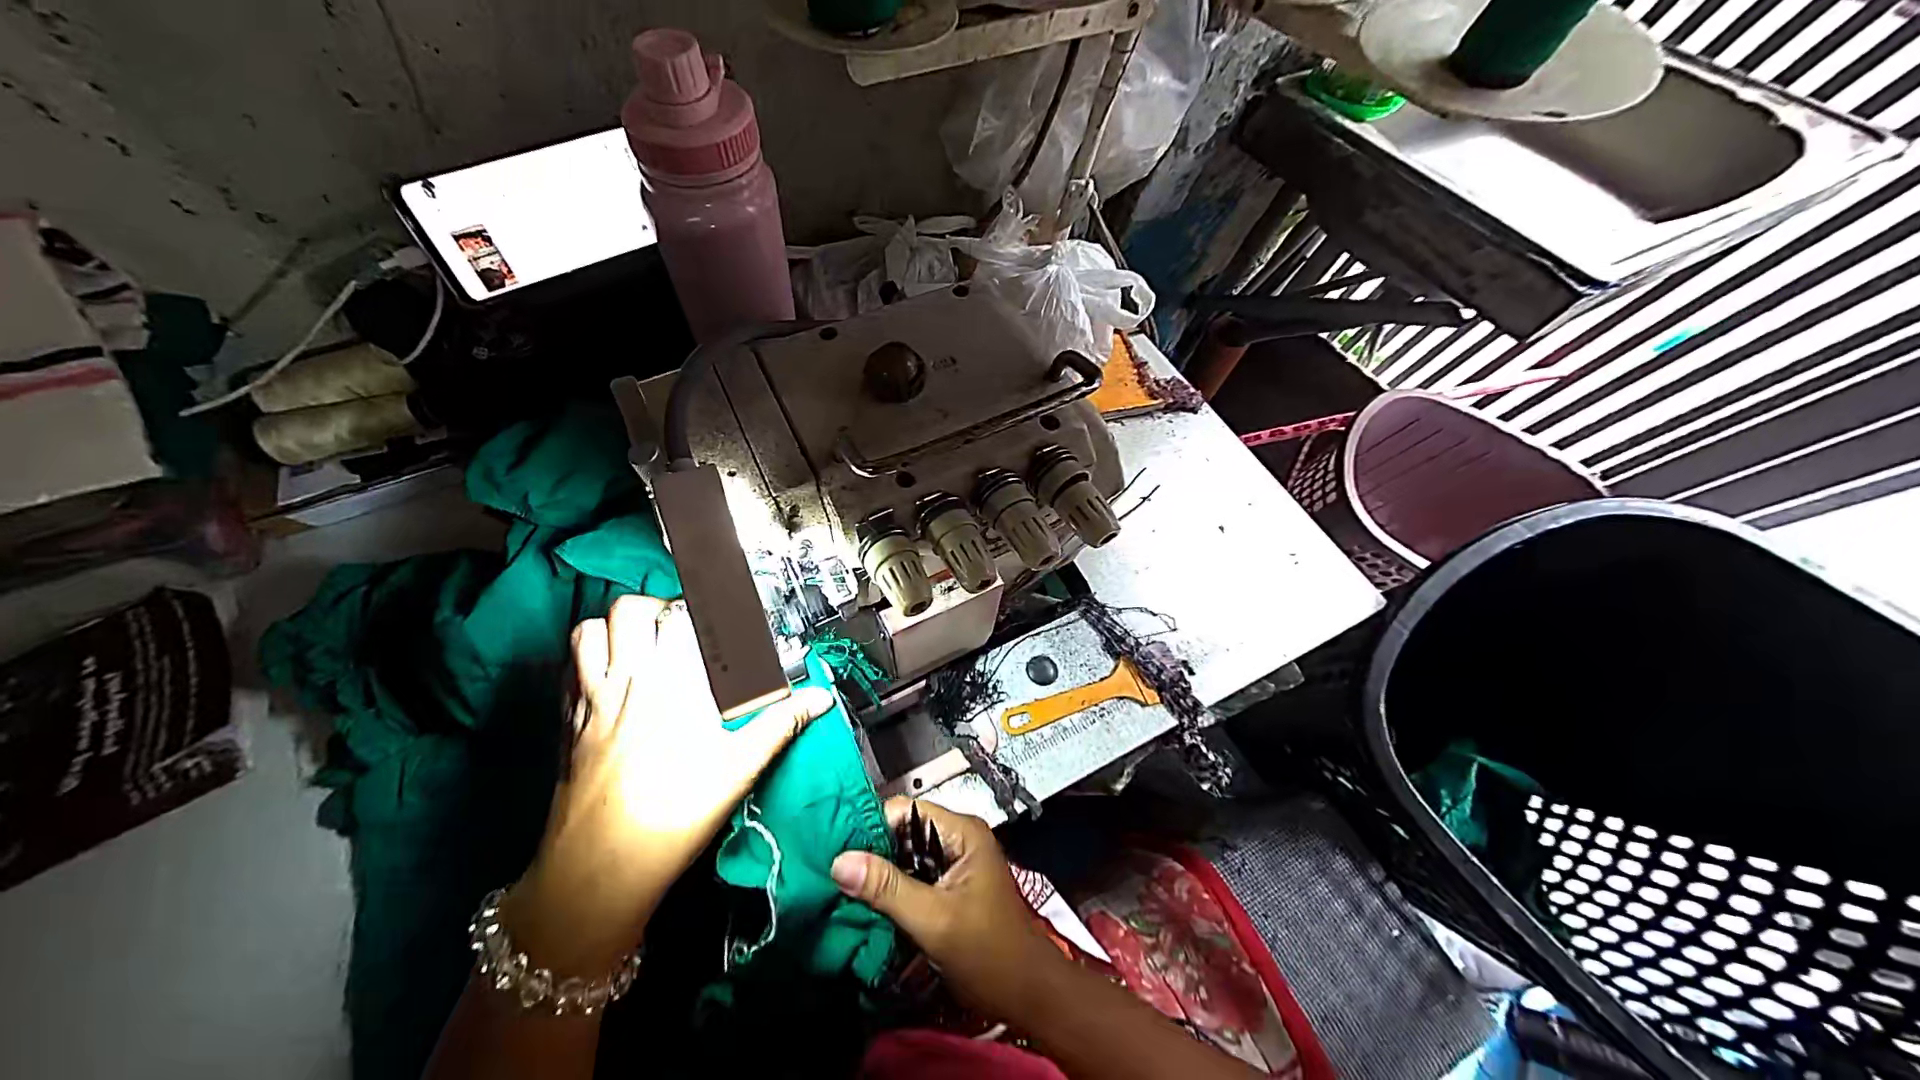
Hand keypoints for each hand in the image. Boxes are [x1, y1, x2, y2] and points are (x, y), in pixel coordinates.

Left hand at [506, 594, 832, 972]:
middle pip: (633, 609)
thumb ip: (780, 723)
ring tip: (642, 641)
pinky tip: (608, 674)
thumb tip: (819, 699)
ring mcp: (591, 699)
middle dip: (660, 606)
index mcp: (673, 683)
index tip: (731, 604)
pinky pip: (568, 669)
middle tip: (683, 626)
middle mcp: (627, 679)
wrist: (599, 867)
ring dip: (617, 625)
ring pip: (590, 630)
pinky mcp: (567, 722)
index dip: (714, 604)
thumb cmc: (675, 813)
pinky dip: (588, 656)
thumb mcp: (739, 767)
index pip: (692, 619)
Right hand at [830, 798, 1060, 1018]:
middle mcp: (957, 840)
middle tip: (834, 873)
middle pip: (902, 833)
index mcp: (961, 832)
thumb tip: (839, 861)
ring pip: (904, 858)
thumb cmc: (989, 953)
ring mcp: (954, 865)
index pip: (904, 811)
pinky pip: (911, 878)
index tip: (837, 851)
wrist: (1029, 996)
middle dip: (870, 853)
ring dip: (878, 875)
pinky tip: (866, 906)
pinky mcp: (948, 889)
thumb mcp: (934, 919)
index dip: (871, 828)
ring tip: (843, 889)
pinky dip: (891, 891)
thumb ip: (888, 888)